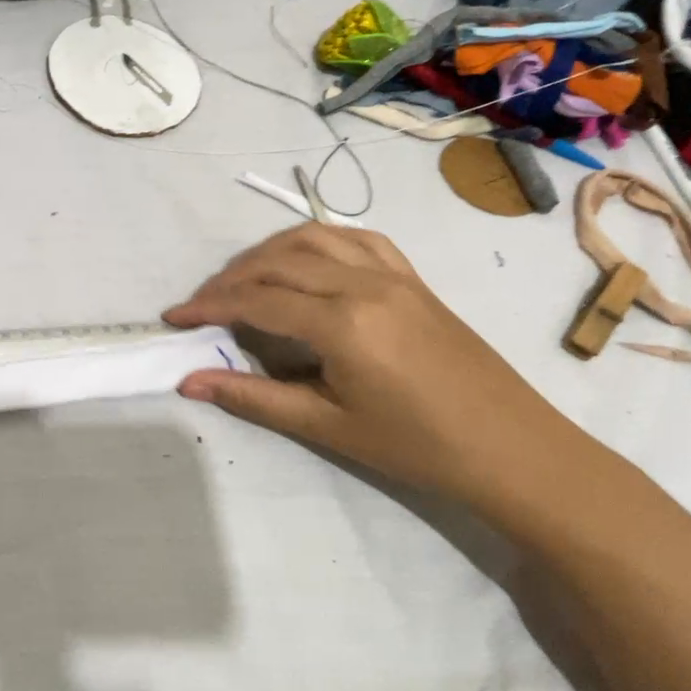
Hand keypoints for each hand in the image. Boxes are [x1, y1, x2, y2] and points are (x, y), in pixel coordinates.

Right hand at [165, 224, 583, 509]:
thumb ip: (252, 397)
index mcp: (343, 323)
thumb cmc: (418, 447)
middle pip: (275, 262)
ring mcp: (393, 276)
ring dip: (266, 253)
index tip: (173, 318)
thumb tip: (187, 382)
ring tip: (242, 280)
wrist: (517, 452)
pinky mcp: (413, 279)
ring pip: (311, 238)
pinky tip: (303, 260)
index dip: (208, 306)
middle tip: (201, 306)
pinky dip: (316, 240)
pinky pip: (355, 238)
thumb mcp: (327, 427)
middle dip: (228, 280)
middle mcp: (364, 285)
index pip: (255, 300)